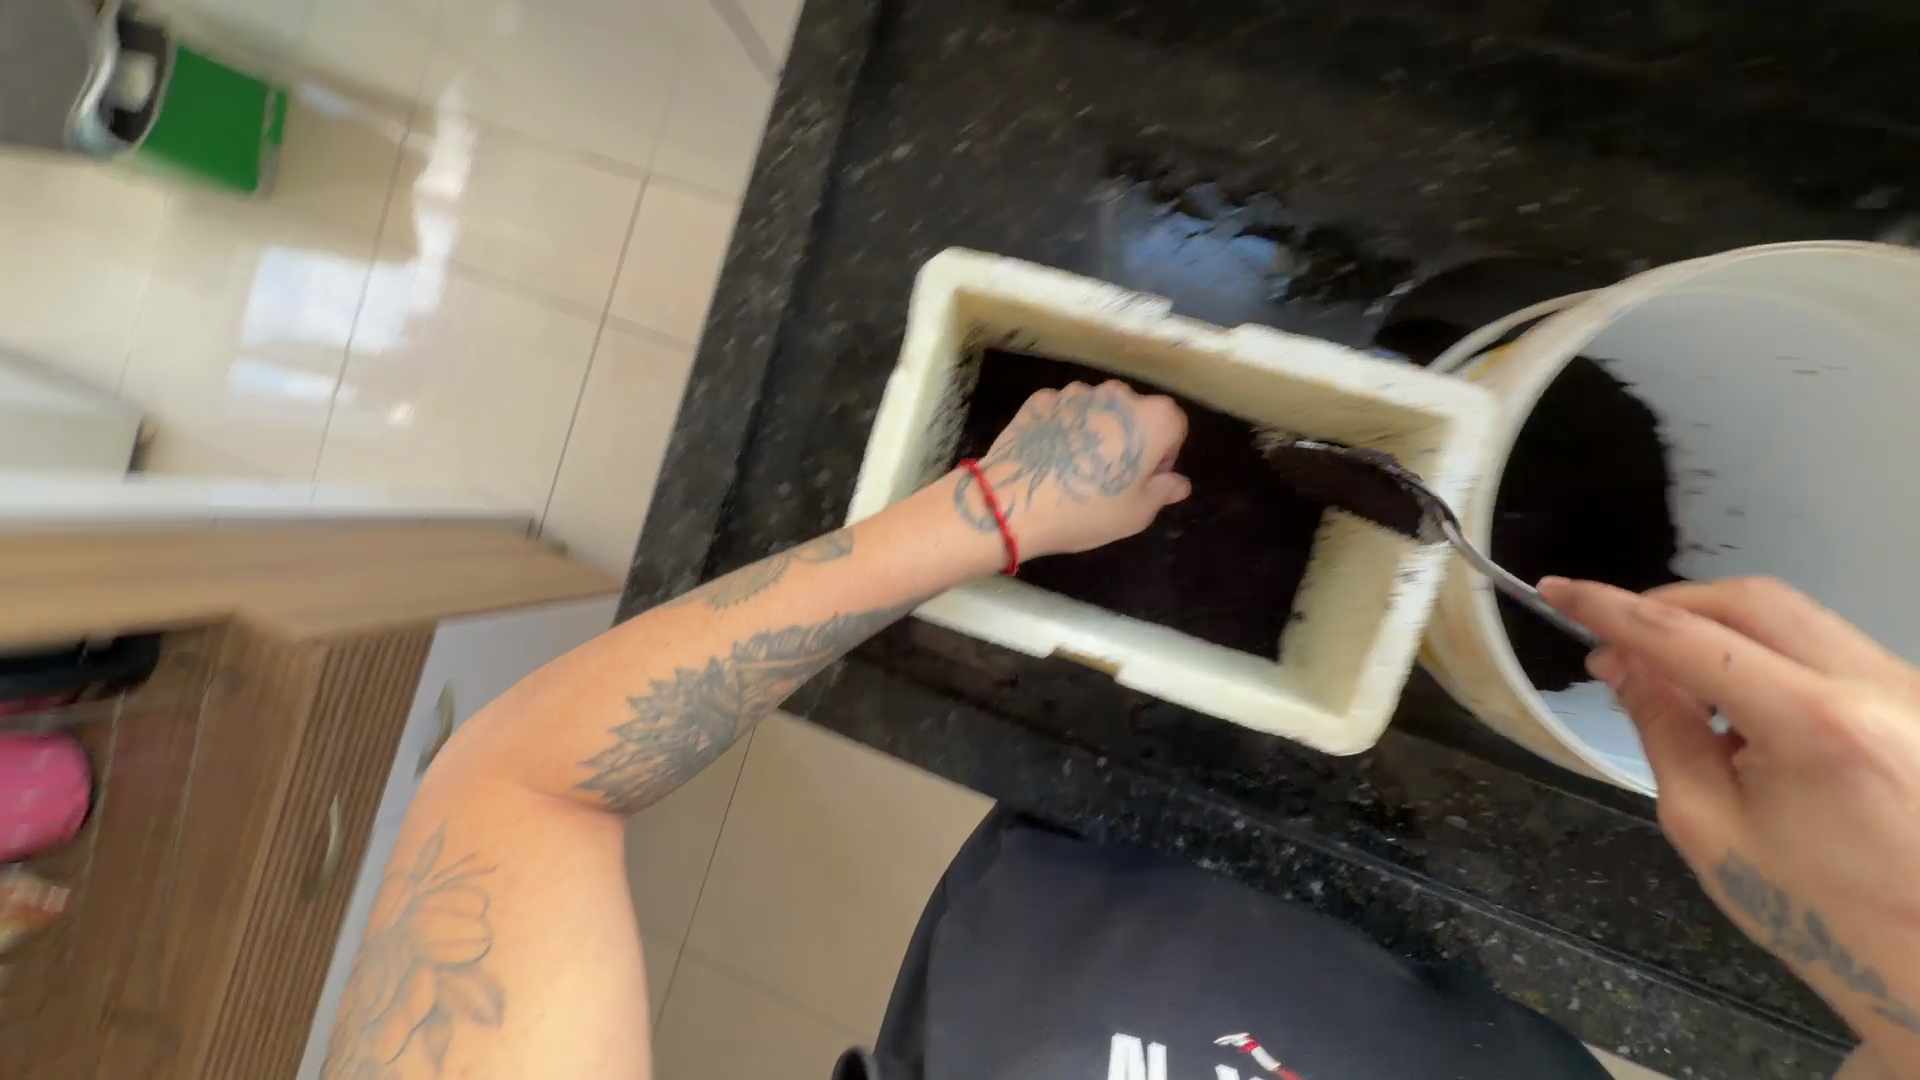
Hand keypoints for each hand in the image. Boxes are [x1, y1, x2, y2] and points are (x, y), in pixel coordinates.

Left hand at [955, 380, 1190, 557]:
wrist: (1010, 503)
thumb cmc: (1085, 511)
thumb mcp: (1136, 514)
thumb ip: (1163, 491)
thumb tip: (1178, 482)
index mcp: (1152, 418)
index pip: (1175, 426)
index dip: (1166, 454)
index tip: (1146, 480)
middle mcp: (1116, 395)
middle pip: (1135, 412)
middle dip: (1131, 439)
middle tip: (1111, 477)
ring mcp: (1074, 393)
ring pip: (1097, 409)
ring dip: (1096, 431)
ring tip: (1075, 468)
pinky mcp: (1039, 400)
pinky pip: (1062, 412)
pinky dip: (1062, 429)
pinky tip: (1049, 459)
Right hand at [1541, 575, 1919, 1066]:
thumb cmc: (1815, 914)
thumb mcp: (1704, 821)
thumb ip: (1660, 726)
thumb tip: (1619, 662)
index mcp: (1818, 726)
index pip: (1685, 635)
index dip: (1607, 607)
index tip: (1556, 590)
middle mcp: (1886, 693)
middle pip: (1754, 602)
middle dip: (1669, 607)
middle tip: (1621, 643)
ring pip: (1797, 621)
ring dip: (1718, 636)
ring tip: (1681, 691)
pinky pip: (1831, 653)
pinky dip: (1764, 660)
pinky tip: (1744, 715)